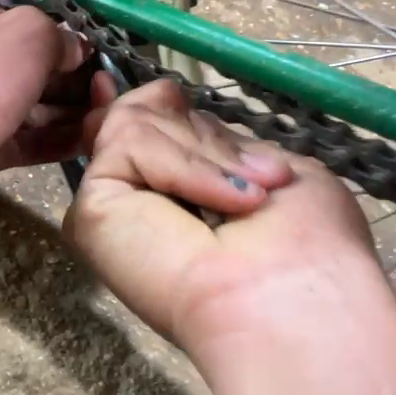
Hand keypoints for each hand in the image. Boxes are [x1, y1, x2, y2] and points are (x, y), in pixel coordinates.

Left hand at [0, 0, 88, 208]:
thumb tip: (75, 49)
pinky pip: (25, 138)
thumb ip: (58, 35)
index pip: (16, 17)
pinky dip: (56, 138)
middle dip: (71, 76)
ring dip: (70, 109)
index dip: (56, 32)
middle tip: (107, 86)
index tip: (91, 48)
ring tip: (107, 114)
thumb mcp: (26, 34)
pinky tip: (89, 139)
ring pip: (30, 104)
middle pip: (28, 65)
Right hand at [63, 79, 382, 356]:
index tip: (166, 92)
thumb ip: (205, 137)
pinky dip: (184, 165)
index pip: (147, 125)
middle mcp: (138, 195)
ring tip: (246, 201)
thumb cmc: (305, 248)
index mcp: (177, 190)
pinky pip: (129, 144)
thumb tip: (157, 94)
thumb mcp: (264, 164)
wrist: (288, 302)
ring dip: (202, 154)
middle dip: (202, 136)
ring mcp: (110, 202)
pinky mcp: (90, 208)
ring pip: (131, 121)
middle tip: (255, 186)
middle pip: (143, 114)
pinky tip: (229, 203)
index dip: (148, 103)